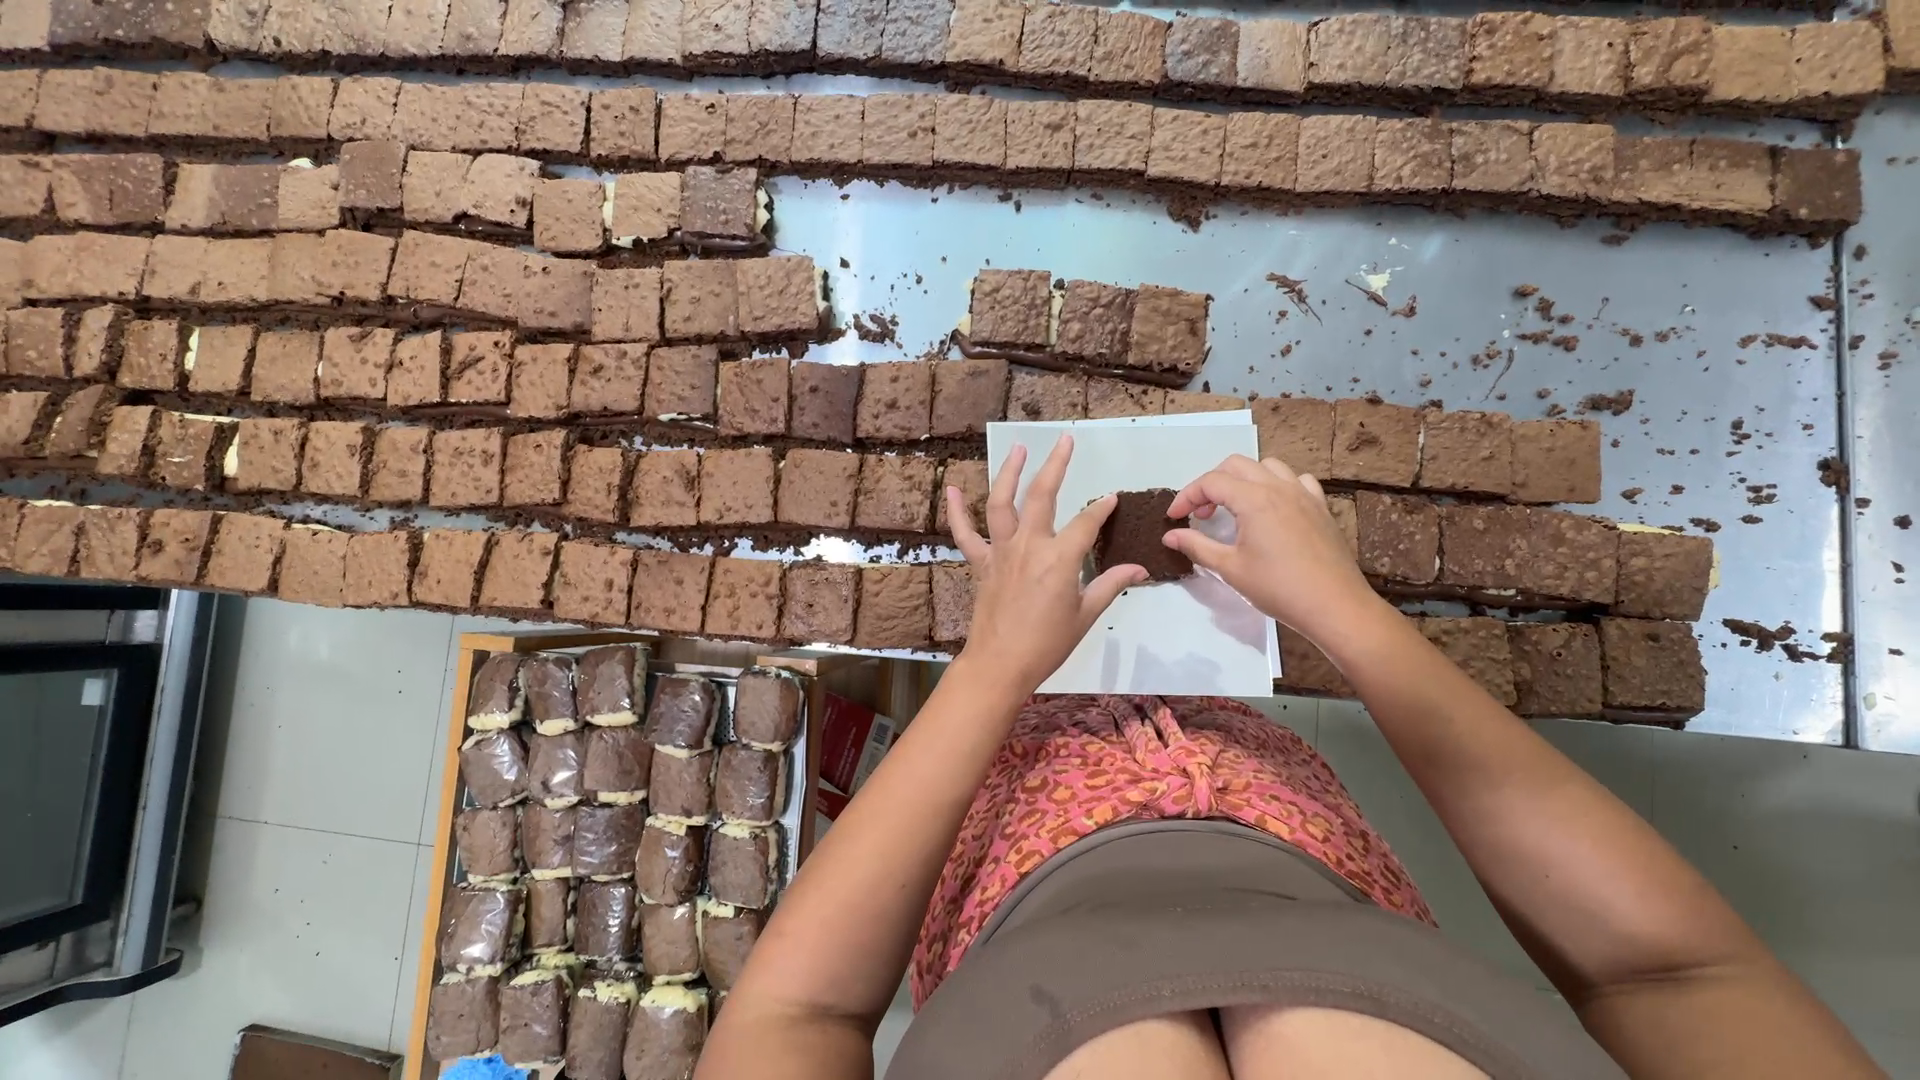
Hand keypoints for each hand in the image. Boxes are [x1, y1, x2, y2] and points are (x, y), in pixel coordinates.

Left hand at [946, 436, 1146, 692]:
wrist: (1000, 664)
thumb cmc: (1047, 644)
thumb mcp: (1085, 616)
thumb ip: (1110, 586)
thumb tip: (1139, 569)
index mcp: (1060, 559)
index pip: (1086, 522)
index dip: (1101, 509)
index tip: (1112, 498)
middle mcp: (1029, 546)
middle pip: (1042, 495)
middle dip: (1056, 465)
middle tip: (1065, 440)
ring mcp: (1001, 552)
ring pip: (1001, 503)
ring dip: (1009, 472)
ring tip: (1018, 448)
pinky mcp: (980, 564)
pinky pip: (966, 534)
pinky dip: (956, 512)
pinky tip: (952, 489)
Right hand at [1163, 455, 1379, 644]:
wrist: (1334, 606)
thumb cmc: (1278, 588)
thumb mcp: (1230, 569)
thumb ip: (1197, 546)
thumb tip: (1170, 535)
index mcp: (1254, 499)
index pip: (1211, 482)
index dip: (1187, 496)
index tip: (1175, 518)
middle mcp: (1279, 487)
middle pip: (1236, 465)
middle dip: (1211, 483)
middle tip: (1202, 514)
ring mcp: (1304, 494)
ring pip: (1268, 466)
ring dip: (1244, 479)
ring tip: (1236, 506)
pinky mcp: (1321, 507)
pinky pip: (1298, 480)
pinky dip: (1279, 485)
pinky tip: (1274, 507)